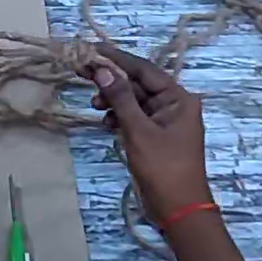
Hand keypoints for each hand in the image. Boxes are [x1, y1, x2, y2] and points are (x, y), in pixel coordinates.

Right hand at [83, 45, 213, 218]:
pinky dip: (119, 117)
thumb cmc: (163, 168)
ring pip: (134, 100)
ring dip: (113, 100)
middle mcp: (174, 104)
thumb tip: (103, 69)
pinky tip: (106, 123)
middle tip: (82, 72)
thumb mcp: (138, 130)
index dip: (117, 58)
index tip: (93, 48)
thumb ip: (120, 98)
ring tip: (94, 105)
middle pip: (137, 83)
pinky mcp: (157, 135)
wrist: (179, 211)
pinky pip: (135, 117)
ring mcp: (166, 121)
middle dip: (111, 80)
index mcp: (178, 98)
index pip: (143, 69)